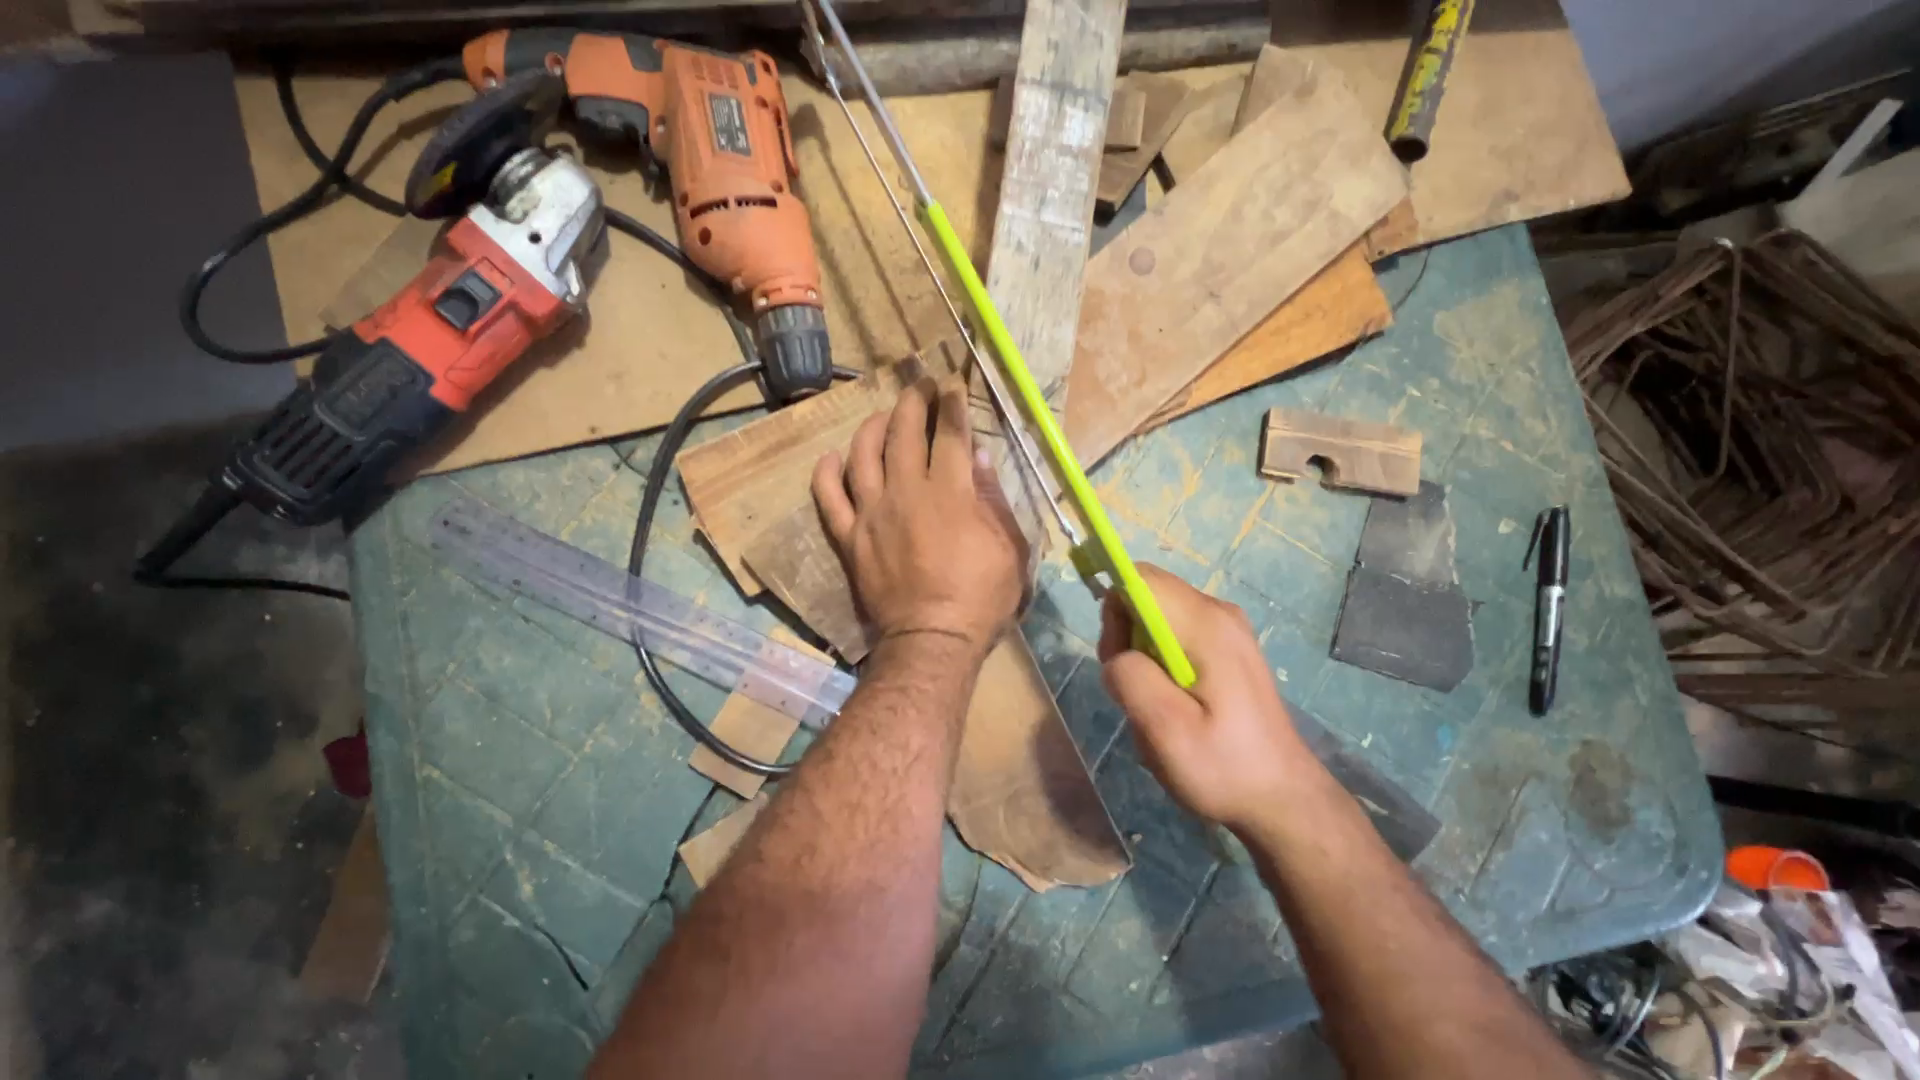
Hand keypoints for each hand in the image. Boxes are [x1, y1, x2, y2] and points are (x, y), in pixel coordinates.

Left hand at [812, 380, 1028, 656]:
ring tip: (883, 416)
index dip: (952, 404)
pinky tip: (832, 457)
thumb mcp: (1009, 547)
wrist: (933, 639)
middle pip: (903, 433)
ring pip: (862, 455)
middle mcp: (906, 492)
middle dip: (913, 402)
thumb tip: (979, 455)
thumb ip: (992, 498)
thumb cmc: (981, 597)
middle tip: (920, 387)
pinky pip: (829, 497)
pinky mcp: (849, 537)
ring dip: (872, 427)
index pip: (950, 434)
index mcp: (949, 492)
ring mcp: (872, 513)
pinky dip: (826, 472)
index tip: (953, 385)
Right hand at [1099, 565, 1320, 831]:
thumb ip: (1131, 679)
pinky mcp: (1227, 646)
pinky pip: (1174, 632)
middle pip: (1146, 594)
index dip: (1115, 609)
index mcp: (1206, 625)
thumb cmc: (1223, 767)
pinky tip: (1174, 701)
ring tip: (1156, 702)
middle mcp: (1218, 612)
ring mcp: (1226, 627)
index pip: (1140, 578)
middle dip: (1124, 634)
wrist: (1280, 797)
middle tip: (1136, 692)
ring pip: (1156, 615)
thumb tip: (1116, 653)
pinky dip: (1159, 660)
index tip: (1117, 658)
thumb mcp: (1166, 730)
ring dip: (1139, 652)